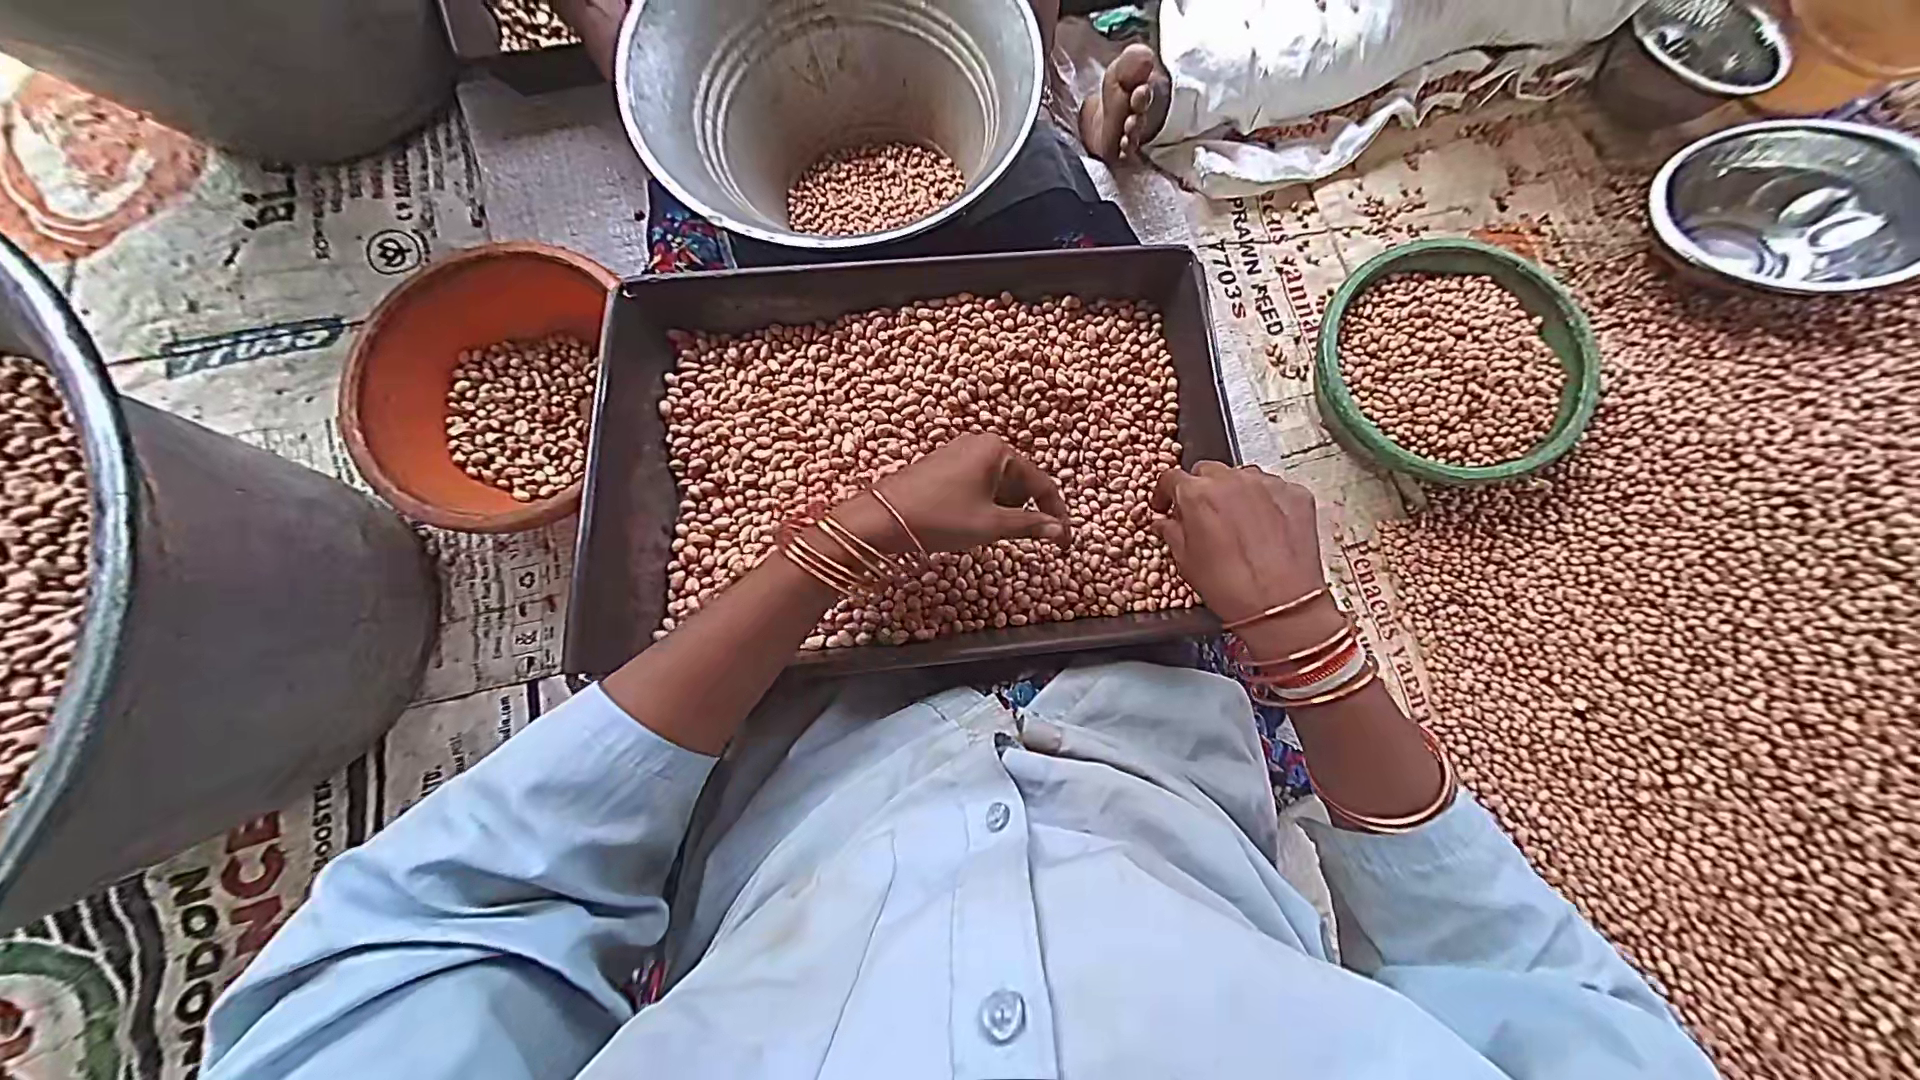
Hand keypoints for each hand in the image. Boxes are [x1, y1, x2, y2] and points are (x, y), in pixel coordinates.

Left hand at [841, 434, 1070, 554]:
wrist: (881, 518)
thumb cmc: (938, 517)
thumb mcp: (990, 525)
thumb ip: (1030, 526)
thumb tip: (1058, 531)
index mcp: (998, 450)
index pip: (1042, 484)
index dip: (1056, 516)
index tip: (1064, 542)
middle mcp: (980, 443)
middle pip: (1021, 483)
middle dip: (1024, 513)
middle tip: (1016, 540)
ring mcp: (959, 453)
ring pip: (998, 486)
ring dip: (1002, 512)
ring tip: (985, 533)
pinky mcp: (943, 466)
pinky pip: (977, 485)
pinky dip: (983, 506)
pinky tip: (967, 524)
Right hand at [1149, 462, 1341, 657]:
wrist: (1281, 605)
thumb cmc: (1230, 586)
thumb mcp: (1185, 561)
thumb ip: (1172, 532)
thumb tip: (1165, 523)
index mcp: (1197, 494)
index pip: (1172, 478)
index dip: (1165, 492)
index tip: (1165, 504)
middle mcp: (1231, 481)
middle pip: (1207, 471)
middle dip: (1200, 488)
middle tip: (1200, 513)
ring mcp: (1266, 484)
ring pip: (1240, 476)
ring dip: (1232, 491)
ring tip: (1234, 519)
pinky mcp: (1295, 494)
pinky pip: (1272, 488)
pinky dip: (1263, 501)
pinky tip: (1262, 526)